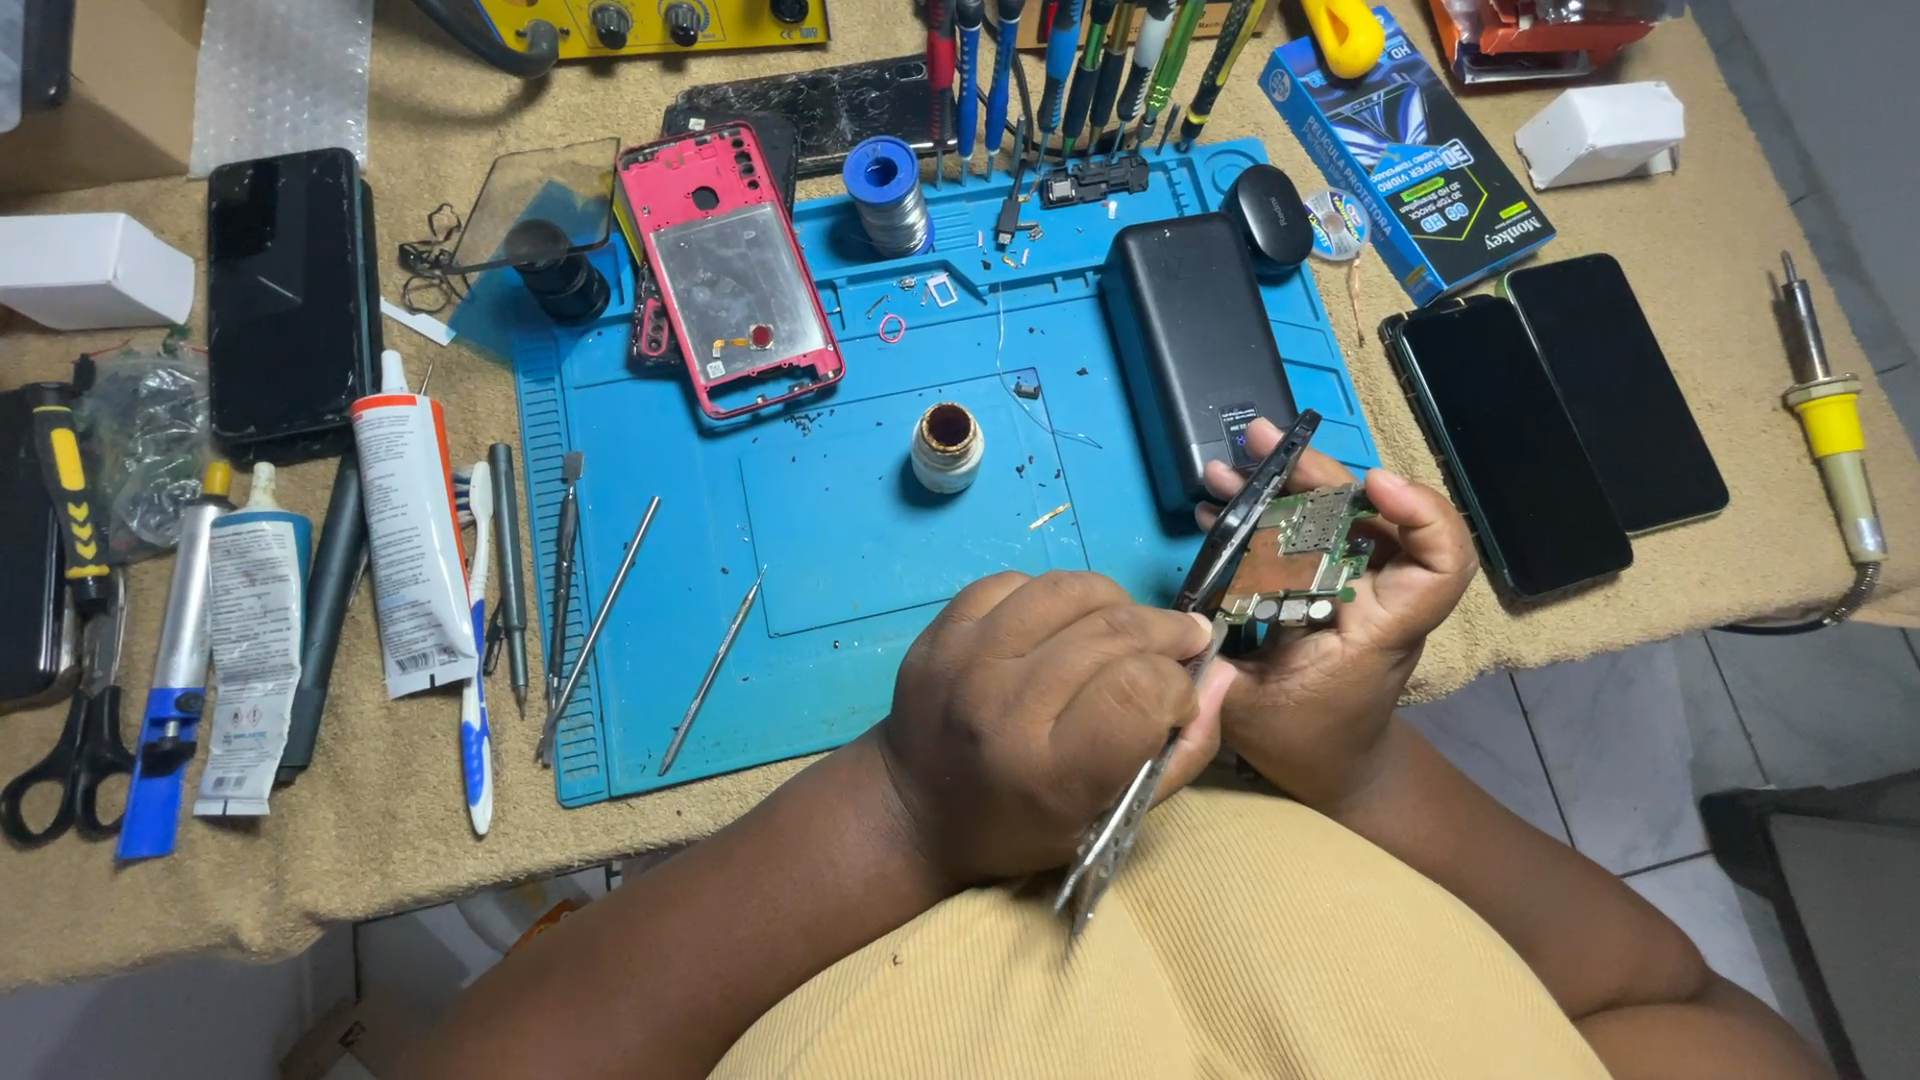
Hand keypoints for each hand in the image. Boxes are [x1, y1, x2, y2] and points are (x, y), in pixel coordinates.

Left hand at [877, 571, 1236, 886]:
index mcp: (1049, 770)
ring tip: (1126, 625)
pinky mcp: (941, 631)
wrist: (913, 807)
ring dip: (1116, 600)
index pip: (1139, 689)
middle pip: (1112, 630)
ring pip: (1068, 589)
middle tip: (1180, 641)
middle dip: (1164, 632)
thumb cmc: (1018, 826)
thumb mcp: (1107, 820)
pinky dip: (1054, 594)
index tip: (1177, 694)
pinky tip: (1061, 622)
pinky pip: (1015, 581)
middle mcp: (1002, 705)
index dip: (1176, 683)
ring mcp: (965, 658)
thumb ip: (1178, 755)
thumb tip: (1220, 675)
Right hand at [1197, 418, 1476, 811]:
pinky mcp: (1318, 590)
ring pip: (1325, 521)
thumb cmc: (1302, 746)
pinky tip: (1215, 509)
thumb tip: (1174, 629)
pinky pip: (1297, 542)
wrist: (1334, 765)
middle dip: (1314, 473)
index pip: (1437, 568)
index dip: (1421, 515)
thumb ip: (1215, 669)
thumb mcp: (1248, 713)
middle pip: (1364, 518)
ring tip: (1222, 469)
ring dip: (1276, 488)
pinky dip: (1260, 520)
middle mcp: (1369, 598)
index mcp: (1373, 629)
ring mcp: (1343, 590)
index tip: (1372, 484)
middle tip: (1258, 442)